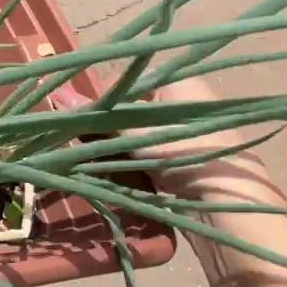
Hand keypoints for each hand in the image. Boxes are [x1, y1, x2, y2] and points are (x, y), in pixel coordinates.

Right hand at [51, 75, 261, 198]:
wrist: (231, 209)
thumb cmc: (183, 152)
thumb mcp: (131, 129)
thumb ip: (93, 112)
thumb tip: (55, 92)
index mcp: (181, 83)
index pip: (131, 77)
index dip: (105, 93)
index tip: (84, 111)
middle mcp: (190, 104)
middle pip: (135, 106)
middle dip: (109, 122)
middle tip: (86, 137)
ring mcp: (194, 136)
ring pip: (141, 133)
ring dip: (118, 144)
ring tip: (97, 157)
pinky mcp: (194, 163)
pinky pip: (153, 154)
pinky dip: (134, 161)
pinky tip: (118, 172)